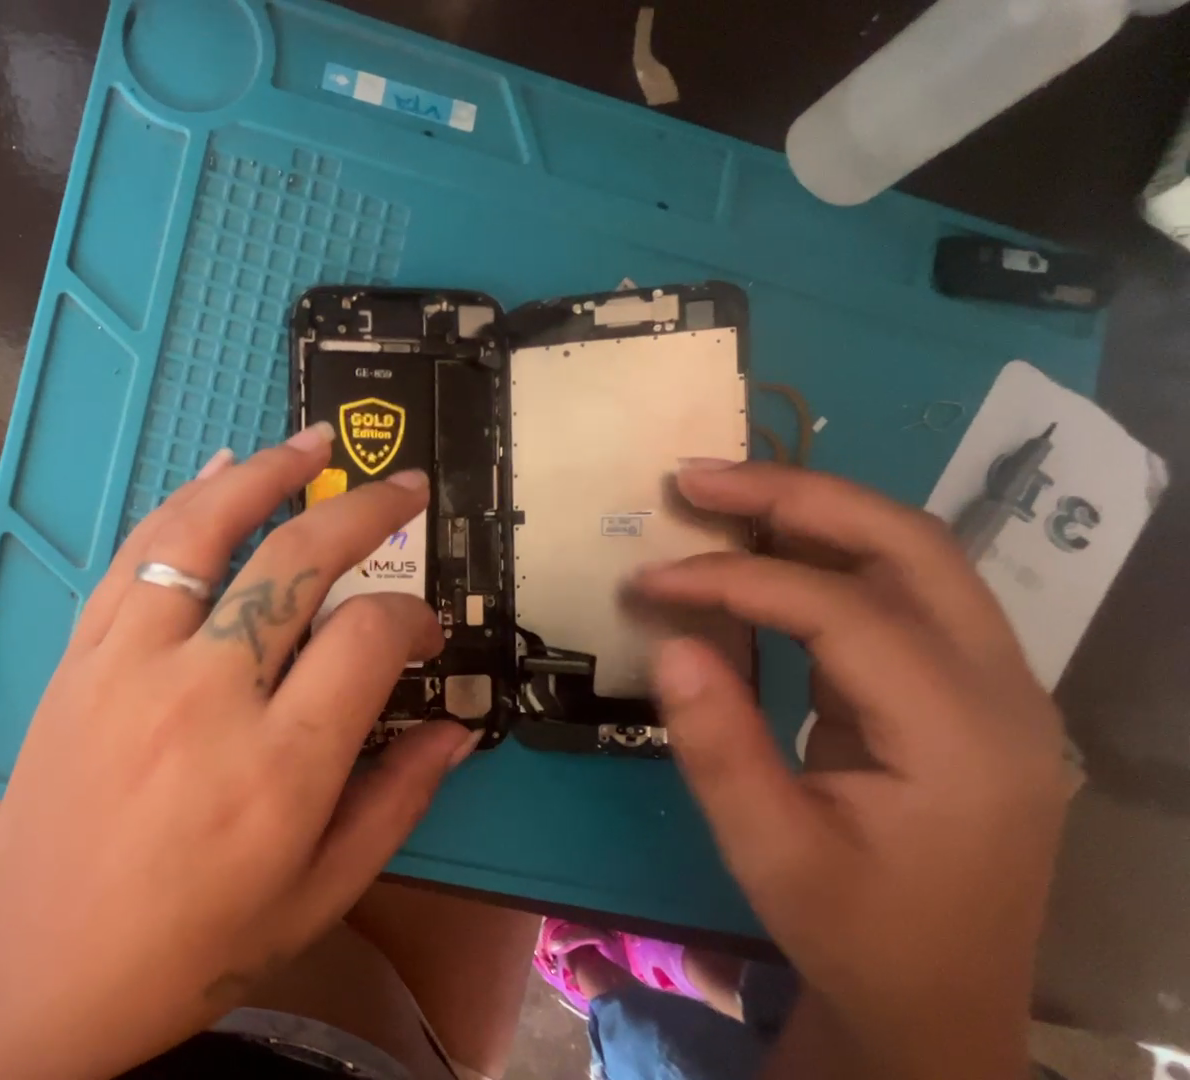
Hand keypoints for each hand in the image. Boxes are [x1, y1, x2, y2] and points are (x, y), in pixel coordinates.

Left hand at [0, 425, 479, 1079]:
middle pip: (295, 562)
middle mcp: (205, 694)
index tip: (421, 626)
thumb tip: (456, 728)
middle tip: (401, 488)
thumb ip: (394, 803)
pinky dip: (181, 503)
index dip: (411, 616)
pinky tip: (215, 473)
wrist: (35, 957)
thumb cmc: (187, 945)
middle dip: (363, 513)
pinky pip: (136, 555)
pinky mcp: (82, 654)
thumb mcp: (314, 897)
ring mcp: (131, 662)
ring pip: (204, 531)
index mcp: (278, 767)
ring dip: (265, 474)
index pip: (367, 638)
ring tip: (313, 445)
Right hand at [635, 461, 1072, 1078]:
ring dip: (813, 512)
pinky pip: (898, 593)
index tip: (647, 581)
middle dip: (795, 496)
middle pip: (910, 544)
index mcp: (962, 737)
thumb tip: (668, 640)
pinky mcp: (960, 691)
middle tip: (692, 478)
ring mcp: (991, 686)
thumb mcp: (769, 853)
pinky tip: (762, 550)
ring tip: (719, 496)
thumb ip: (719, 745)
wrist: (939, 999)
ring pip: (915, 555)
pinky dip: (825, 555)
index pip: (844, 611)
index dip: (735, 580)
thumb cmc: (854, 932)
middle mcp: (1000, 691)